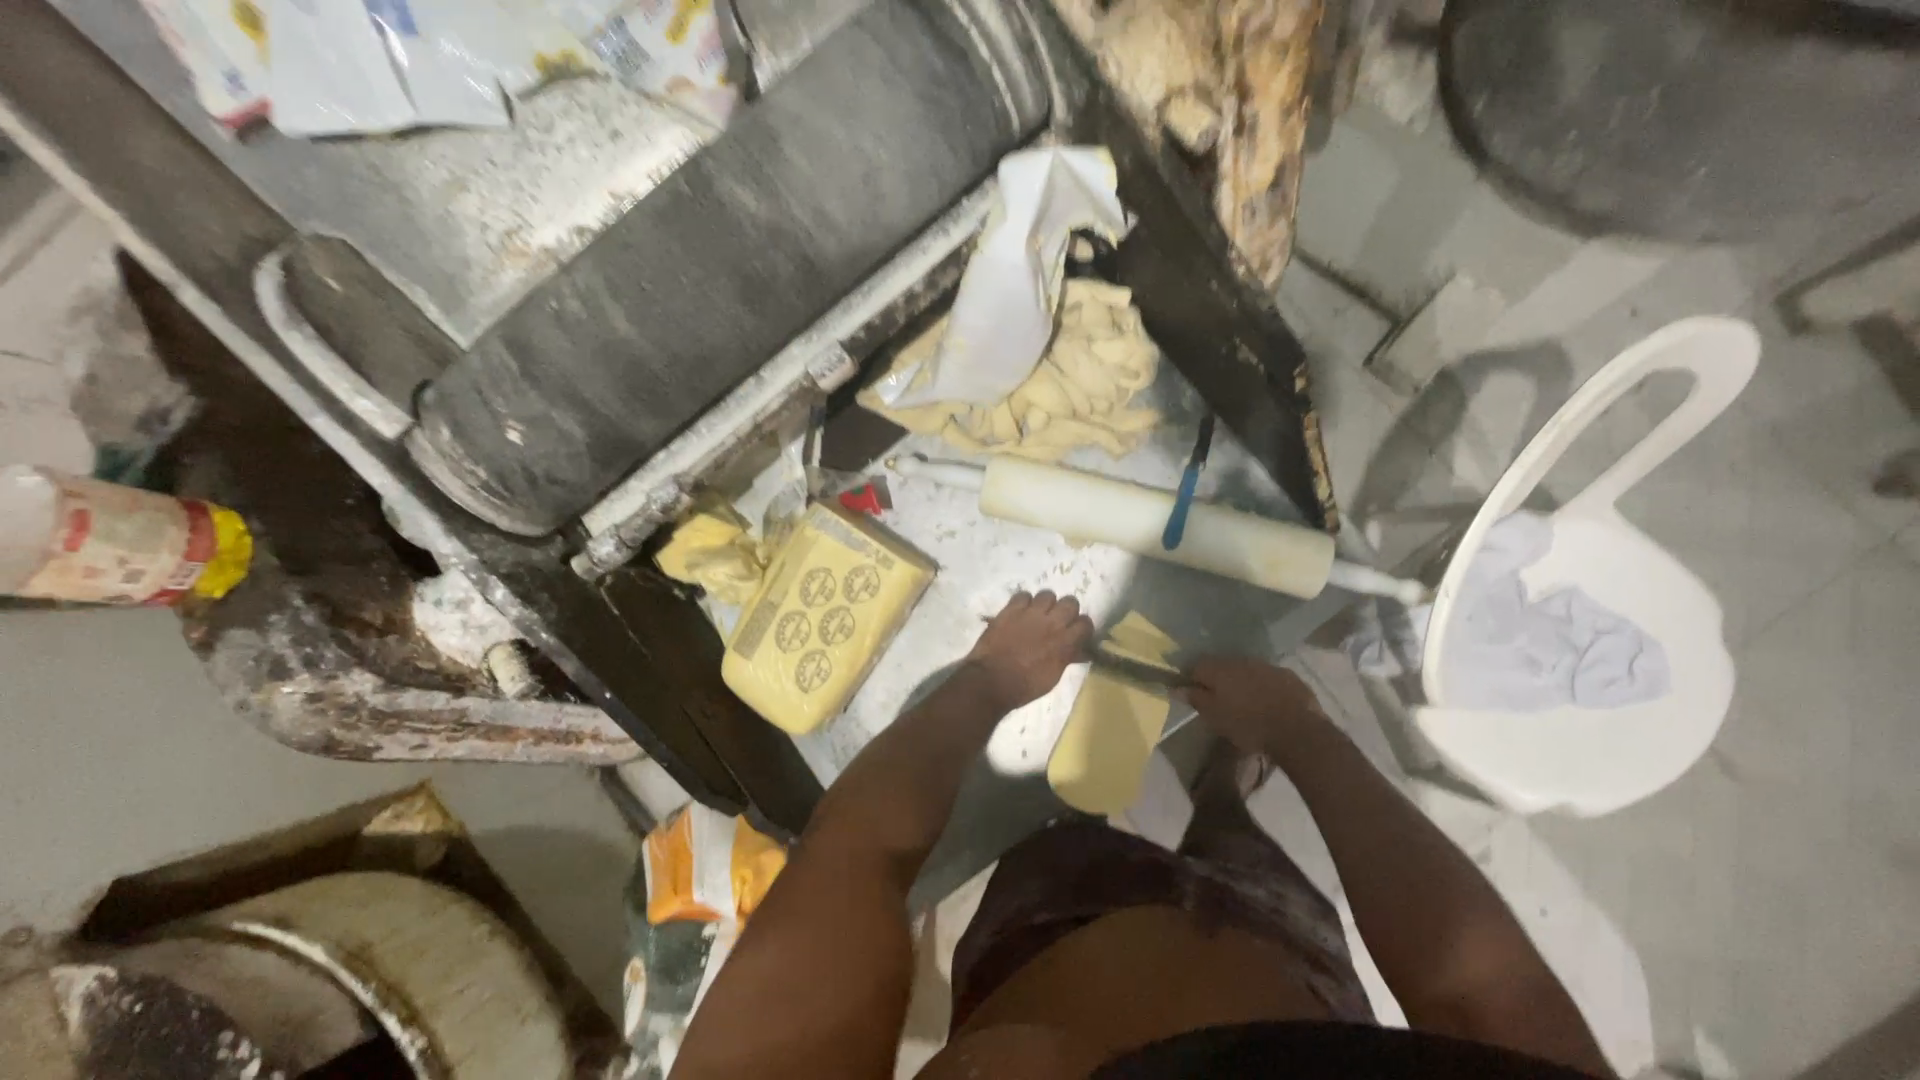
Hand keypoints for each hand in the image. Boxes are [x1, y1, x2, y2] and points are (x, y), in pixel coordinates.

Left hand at [964, 591, 1094, 711]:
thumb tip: (1078, 650)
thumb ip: (1066, 657)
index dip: (1082, 627)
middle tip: (1057, 620)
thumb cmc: (1025, 685)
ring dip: (1045, 604)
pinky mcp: (1011, 609)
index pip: (1085, 622)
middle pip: (1070, 602)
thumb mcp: (1053, 676)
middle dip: (1066, 610)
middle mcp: (1052, 623)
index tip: (1076, 632)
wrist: (992, 680)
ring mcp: (1031, 613)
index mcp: (1065, 642)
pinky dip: (1023, 602)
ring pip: (1047, 594)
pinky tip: (1019, 612)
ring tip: (1037, 614)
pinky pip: (1023, 595)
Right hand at [1184, 657, 1329, 755]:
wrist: (1297, 730)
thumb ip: (1195, 699)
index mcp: (1219, 669)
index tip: (1194, 695)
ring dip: (1243, 682)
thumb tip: (1176, 687)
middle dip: (1219, 679)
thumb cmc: (1248, 725)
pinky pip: (1269, 677)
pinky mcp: (1288, 675)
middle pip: (1222, 666)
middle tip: (1220, 701)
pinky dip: (1264, 686)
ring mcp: (1267, 666)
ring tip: (1246, 703)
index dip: (1193, 680)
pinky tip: (1269, 703)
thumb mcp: (1214, 717)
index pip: (1196, 666)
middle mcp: (1241, 661)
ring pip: (1247, 670)